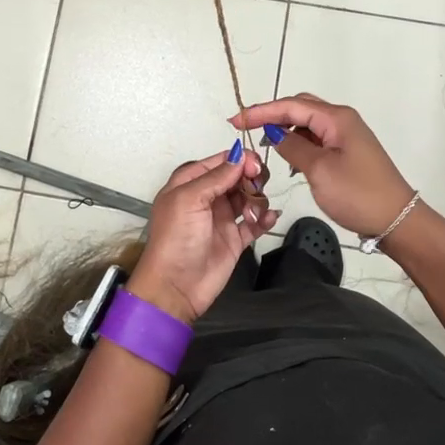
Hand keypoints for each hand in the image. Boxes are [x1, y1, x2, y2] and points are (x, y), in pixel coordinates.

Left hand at [126, 145, 276, 323]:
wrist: (175, 287)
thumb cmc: (175, 240)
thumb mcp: (189, 200)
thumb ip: (216, 177)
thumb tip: (239, 156)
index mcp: (190, 183)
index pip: (220, 161)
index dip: (239, 160)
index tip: (255, 166)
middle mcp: (207, 197)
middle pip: (238, 177)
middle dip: (252, 179)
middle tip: (256, 189)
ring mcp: (221, 218)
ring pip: (249, 197)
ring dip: (258, 200)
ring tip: (254, 213)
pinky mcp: (234, 239)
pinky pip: (255, 222)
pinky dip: (265, 218)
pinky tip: (269, 219)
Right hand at [231, 93, 414, 237]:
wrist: (397, 219)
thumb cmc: (357, 194)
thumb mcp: (318, 170)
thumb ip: (292, 147)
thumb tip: (273, 133)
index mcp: (336, 118)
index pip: (290, 105)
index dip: (260, 111)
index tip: (235, 121)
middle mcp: (342, 120)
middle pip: (300, 107)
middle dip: (272, 116)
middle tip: (246, 130)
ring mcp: (346, 136)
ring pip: (308, 124)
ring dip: (286, 130)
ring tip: (265, 146)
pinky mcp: (348, 152)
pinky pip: (317, 139)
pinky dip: (299, 144)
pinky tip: (289, 160)